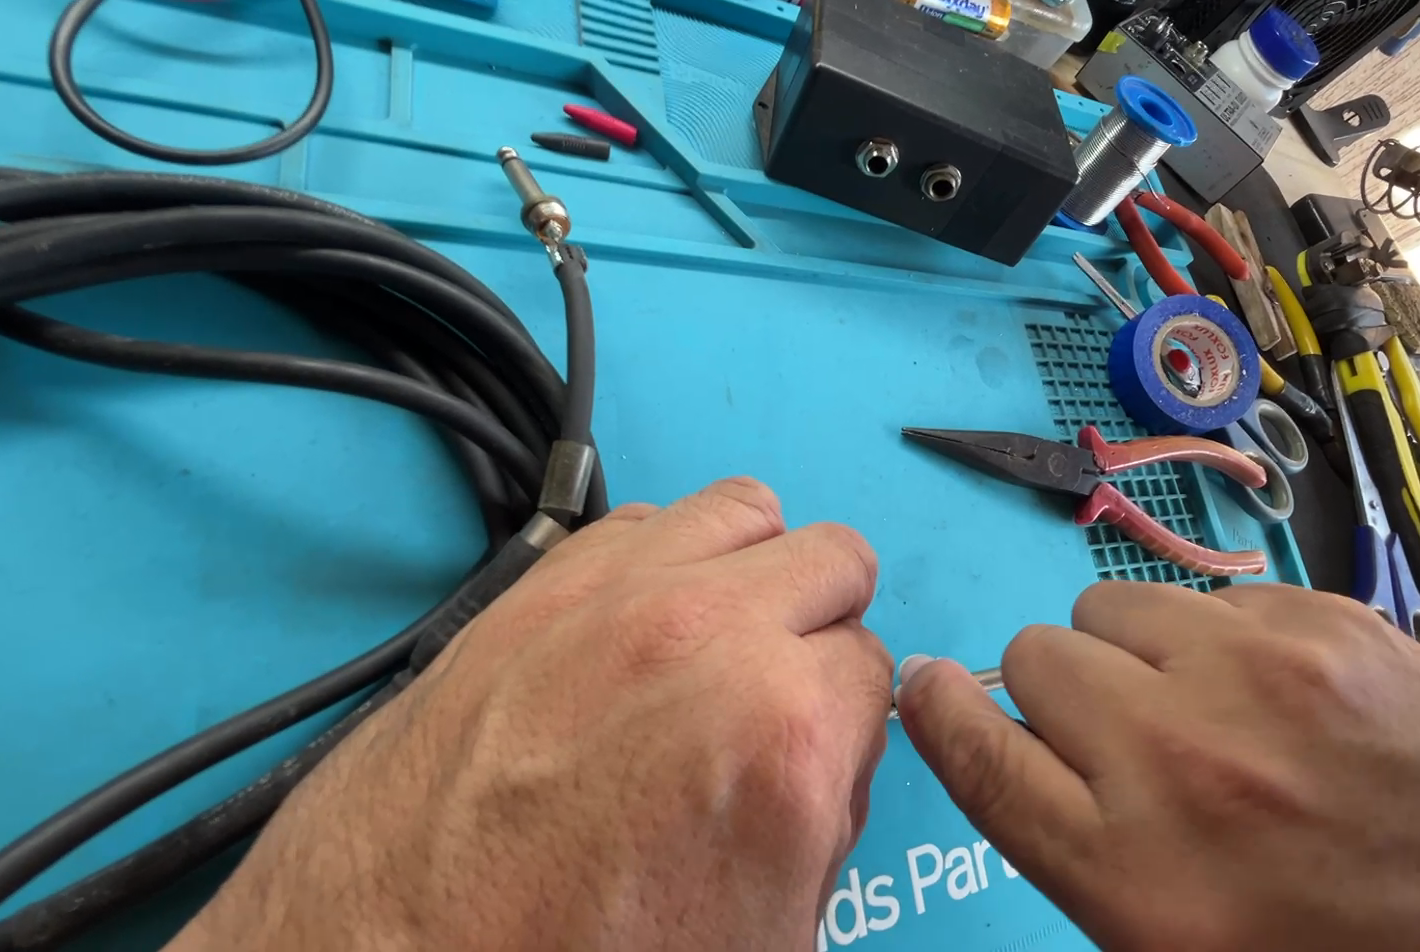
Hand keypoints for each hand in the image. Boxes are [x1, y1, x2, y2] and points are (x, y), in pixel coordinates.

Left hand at [169, 478, 893, 951]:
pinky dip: (668, 555)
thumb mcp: (772, 934)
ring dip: (754, 564)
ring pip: (749, 509)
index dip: (847, 716)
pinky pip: (651, 519)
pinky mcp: (545, 580)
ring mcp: (623, 593)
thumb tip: (833, 737)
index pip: (874, 665)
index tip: (811, 744)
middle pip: (835, 558)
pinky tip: (644, 617)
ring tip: (721, 627)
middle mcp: (716, 634)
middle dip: (822, 622)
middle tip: (781, 678)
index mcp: (788, 733)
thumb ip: (831, 810)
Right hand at [895, 583, 1419, 951]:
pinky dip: (1213, 641)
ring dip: (1128, 652)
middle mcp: (1183, 763)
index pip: (978, 752)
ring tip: (1201, 702)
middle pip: (1032, 656)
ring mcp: (1259, 673)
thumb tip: (987, 725)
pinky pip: (1198, 600)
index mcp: (1140, 879)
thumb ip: (1068, 837)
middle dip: (1060, 692)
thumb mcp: (1180, 948)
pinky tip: (1279, 693)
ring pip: (1105, 605)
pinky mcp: (1318, 616)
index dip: (939, 710)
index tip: (928, 684)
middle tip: (1123, 733)